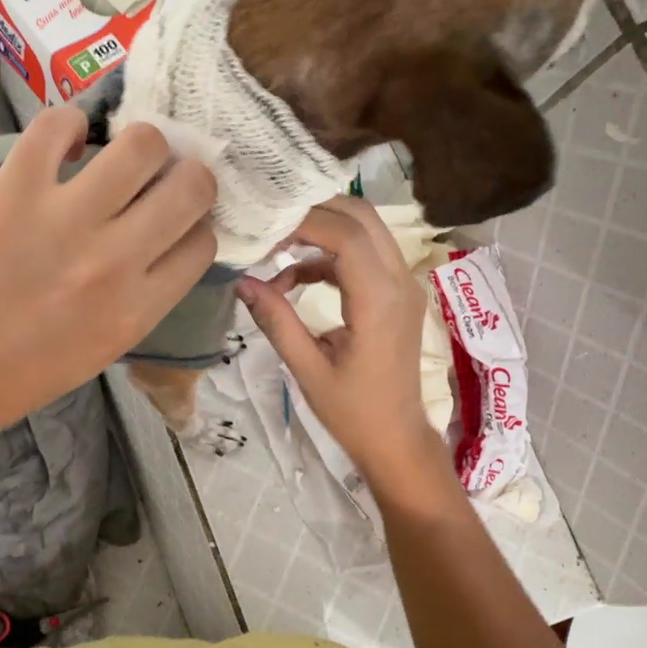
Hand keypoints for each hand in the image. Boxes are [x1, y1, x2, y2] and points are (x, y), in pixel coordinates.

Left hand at [0, 106, 216, 463]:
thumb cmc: (8, 383)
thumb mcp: (93, 357)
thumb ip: (133, 304)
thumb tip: (151, 253)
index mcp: (135, 312)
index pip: (202, 243)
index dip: (194, 226)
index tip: (174, 223)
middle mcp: (114, 262)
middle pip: (191, 184)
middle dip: (183, 177)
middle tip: (154, 183)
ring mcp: (64, 221)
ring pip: (142, 143)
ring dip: (137, 145)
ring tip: (111, 161)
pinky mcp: (13, 191)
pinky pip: (58, 125)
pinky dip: (67, 126)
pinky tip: (63, 146)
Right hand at [237, 197, 449, 495]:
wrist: (396, 437)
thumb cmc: (352, 411)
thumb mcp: (306, 369)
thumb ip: (276, 321)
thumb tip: (243, 282)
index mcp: (378, 300)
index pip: (345, 235)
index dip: (303, 221)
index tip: (263, 228)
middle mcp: (399, 282)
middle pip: (362, 217)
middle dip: (314, 210)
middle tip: (269, 224)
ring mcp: (403, 285)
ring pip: (366, 230)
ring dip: (322, 230)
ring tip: (276, 249)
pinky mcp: (397, 294)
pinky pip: (365, 254)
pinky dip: (330, 255)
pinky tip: (295, 278)